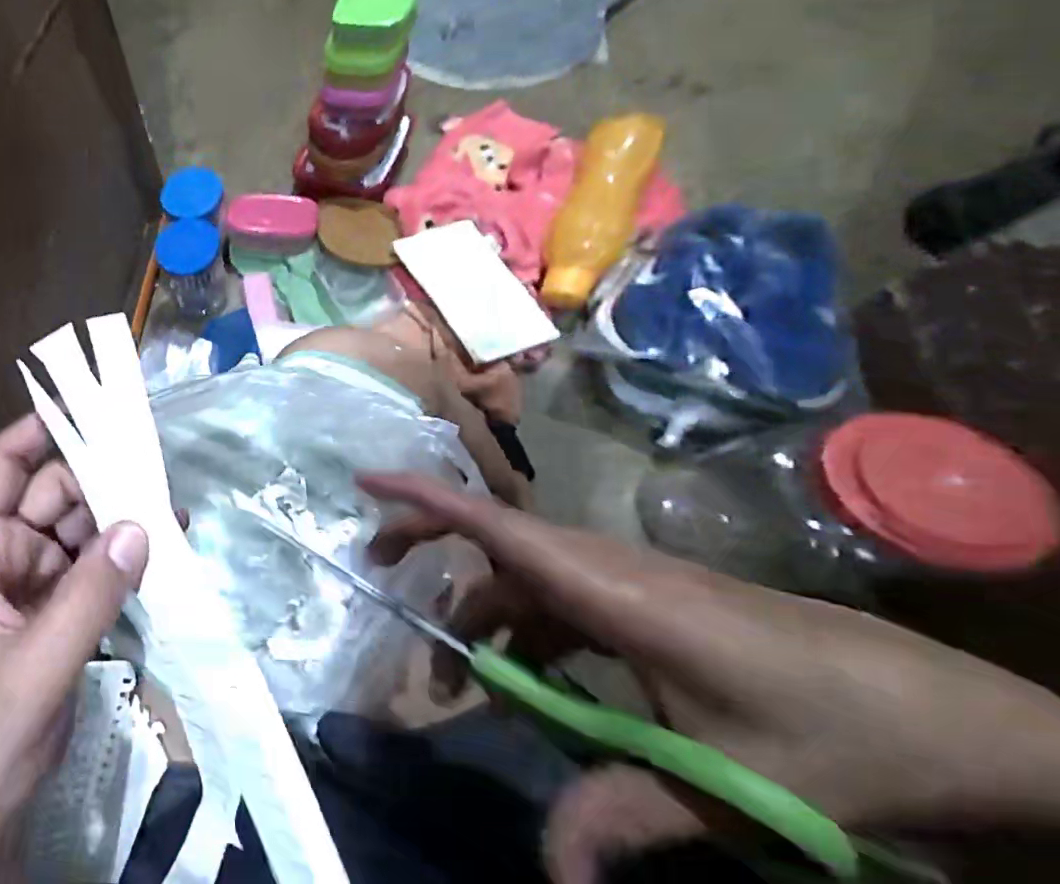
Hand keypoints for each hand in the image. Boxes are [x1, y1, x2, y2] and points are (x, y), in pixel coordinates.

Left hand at [0, 416, 147, 883]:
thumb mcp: (34, 667)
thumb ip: (88, 598)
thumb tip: (140, 525)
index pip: (2, 470)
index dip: (36, 431)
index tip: (87, 406)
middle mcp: (6, 556)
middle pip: (54, 495)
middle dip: (99, 478)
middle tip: (154, 464)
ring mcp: (37, 584)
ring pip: (82, 530)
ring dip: (120, 517)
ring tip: (171, 505)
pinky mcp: (63, 613)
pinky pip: (98, 570)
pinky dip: (126, 558)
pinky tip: (165, 546)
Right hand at [360, 472, 1059, 883]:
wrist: (960, 721)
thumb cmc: (841, 736)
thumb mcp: (726, 789)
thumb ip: (622, 817)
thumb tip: (549, 874)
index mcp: (617, 593)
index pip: (501, 529)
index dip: (428, 498)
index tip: (367, 482)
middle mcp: (610, 572)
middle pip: (495, 541)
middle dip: (426, 544)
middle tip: (377, 569)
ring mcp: (629, 585)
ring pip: (523, 579)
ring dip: (476, 615)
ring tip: (451, 679)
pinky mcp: (645, 605)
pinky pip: (558, 604)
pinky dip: (522, 635)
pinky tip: (525, 684)